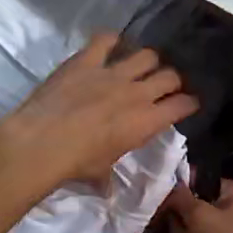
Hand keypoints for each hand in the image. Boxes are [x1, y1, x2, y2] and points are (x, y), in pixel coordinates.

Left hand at [0, 34, 198, 192]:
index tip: (188, 104)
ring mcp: (112, 73)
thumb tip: (108, 193)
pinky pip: (106, 40)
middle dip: (172, 79)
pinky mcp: (86, 60)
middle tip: (165, 85)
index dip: (189, 103)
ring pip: (146, 54)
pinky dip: (111, 41)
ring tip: (141, 65)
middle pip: (170, 75)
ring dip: (147, 60)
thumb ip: (109, 178)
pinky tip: (110, 45)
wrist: (43, 142)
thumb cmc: (76, 163)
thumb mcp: (100, 173)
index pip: (182, 105)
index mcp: (146, 122)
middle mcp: (136, 93)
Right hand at [161, 179, 232, 232]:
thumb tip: (165, 189)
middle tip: (161, 220)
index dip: (176, 184)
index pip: (196, 178)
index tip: (157, 191)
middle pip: (184, 202)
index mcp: (228, 191)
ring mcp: (210, 231)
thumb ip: (177, 197)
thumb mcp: (199, 212)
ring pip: (179, 224)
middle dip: (171, 214)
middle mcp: (219, 207)